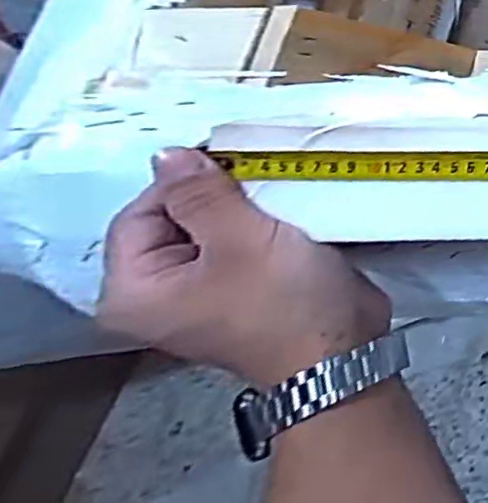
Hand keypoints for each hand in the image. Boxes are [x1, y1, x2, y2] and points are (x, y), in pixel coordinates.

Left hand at [98, 147, 390, 385]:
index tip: (241, 161)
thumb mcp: (245, 241)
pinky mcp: (246, 291)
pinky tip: (298, 217)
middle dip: (223, 196)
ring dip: (251, 209)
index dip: (184, 184)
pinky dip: (268, 227)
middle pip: (176, 225)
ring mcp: (204, 296)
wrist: (339, 346)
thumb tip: (169, 156)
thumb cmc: (284, 298)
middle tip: (271, 178)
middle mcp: (157, 295)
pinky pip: (244, 248)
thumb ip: (205, 197)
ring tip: (289, 194)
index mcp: (133, 291)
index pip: (140, 217)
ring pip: (216, 234)